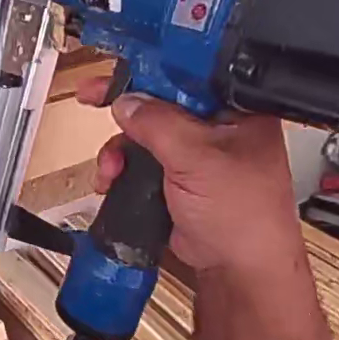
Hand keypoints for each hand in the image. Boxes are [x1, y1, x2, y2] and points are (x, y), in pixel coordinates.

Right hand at [76, 76, 304, 277]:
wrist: (235, 269)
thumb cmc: (245, 218)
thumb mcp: (199, 159)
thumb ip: (159, 125)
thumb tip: (129, 102)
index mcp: (236, 112)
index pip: (188, 76)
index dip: (151, 70)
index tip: (119, 70)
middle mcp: (215, 130)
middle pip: (159, 105)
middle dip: (125, 114)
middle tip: (93, 98)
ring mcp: (193, 156)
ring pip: (143, 137)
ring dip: (119, 149)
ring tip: (111, 167)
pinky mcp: (174, 181)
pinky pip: (139, 164)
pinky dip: (121, 170)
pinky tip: (114, 181)